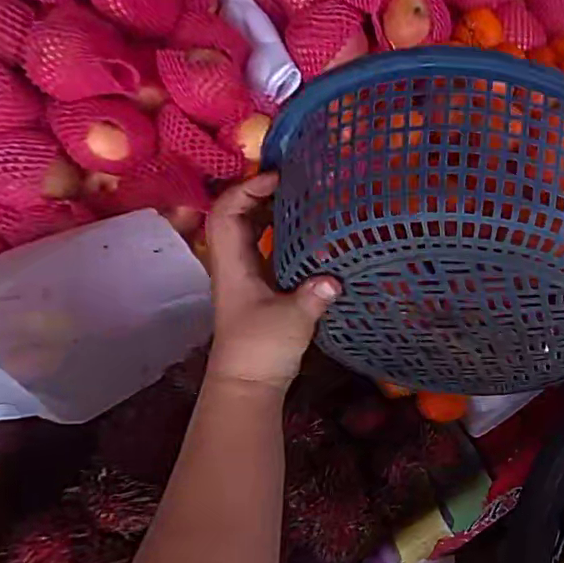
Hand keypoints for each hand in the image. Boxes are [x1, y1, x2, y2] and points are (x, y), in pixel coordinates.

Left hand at [202, 174, 339, 393]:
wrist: (248, 384)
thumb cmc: (260, 349)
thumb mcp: (291, 321)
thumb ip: (312, 297)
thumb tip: (335, 278)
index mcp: (232, 265)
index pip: (228, 213)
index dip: (248, 189)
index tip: (279, 178)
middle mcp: (235, 264)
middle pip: (237, 216)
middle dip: (261, 192)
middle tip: (296, 182)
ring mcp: (248, 276)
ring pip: (253, 232)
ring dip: (273, 212)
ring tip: (305, 199)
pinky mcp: (262, 289)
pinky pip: (269, 249)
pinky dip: (284, 235)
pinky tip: (310, 234)